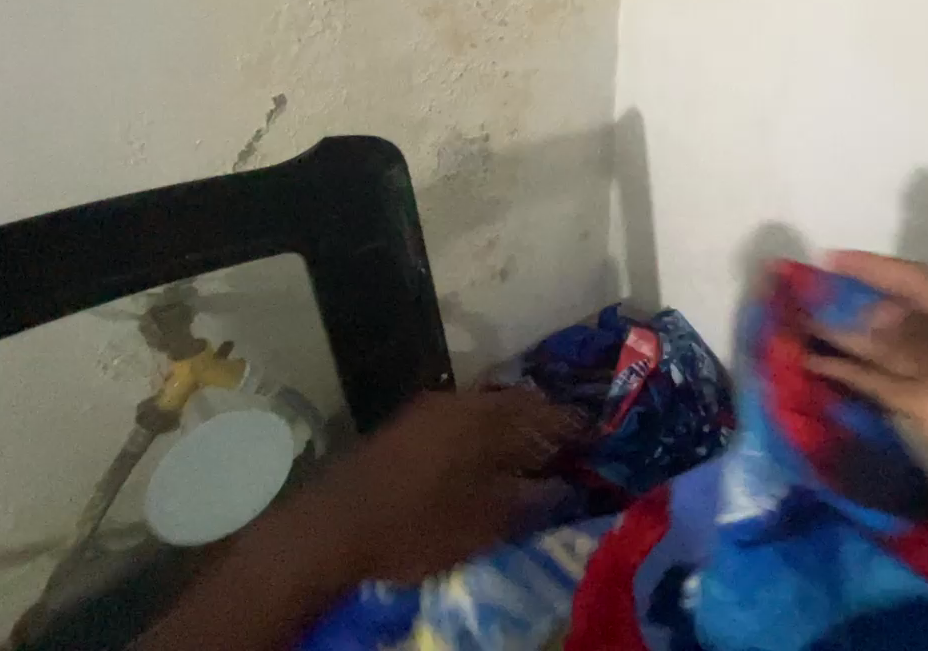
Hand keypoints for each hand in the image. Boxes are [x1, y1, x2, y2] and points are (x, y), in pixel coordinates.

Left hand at [140, 389, 582, 650]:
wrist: (330, 527)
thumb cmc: (414, 525)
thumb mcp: (482, 523)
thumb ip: (528, 500)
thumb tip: (562, 487)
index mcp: (485, 418)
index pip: (545, 413)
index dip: (574, 426)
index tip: (597, 438)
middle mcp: (461, 401)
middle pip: (518, 403)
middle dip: (545, 422)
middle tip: (567, 446)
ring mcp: (431, 408)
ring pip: (488, 408)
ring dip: (513, 426)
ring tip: (531, 453)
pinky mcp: (410, 424)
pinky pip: (464, 416)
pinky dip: (484, 432)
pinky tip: (485, 457)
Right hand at [808, 251, 927, 650]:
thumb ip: (918, 346)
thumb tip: (870, 309)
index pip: (916, 281)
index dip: (871, 269)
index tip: (824, 261)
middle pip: (896, 313)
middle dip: (849, 303)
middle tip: (797, 296)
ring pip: (886, 350)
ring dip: (845, 340)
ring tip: (795, 329)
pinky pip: (886, 386)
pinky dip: (855, 377)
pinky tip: (819, 370)